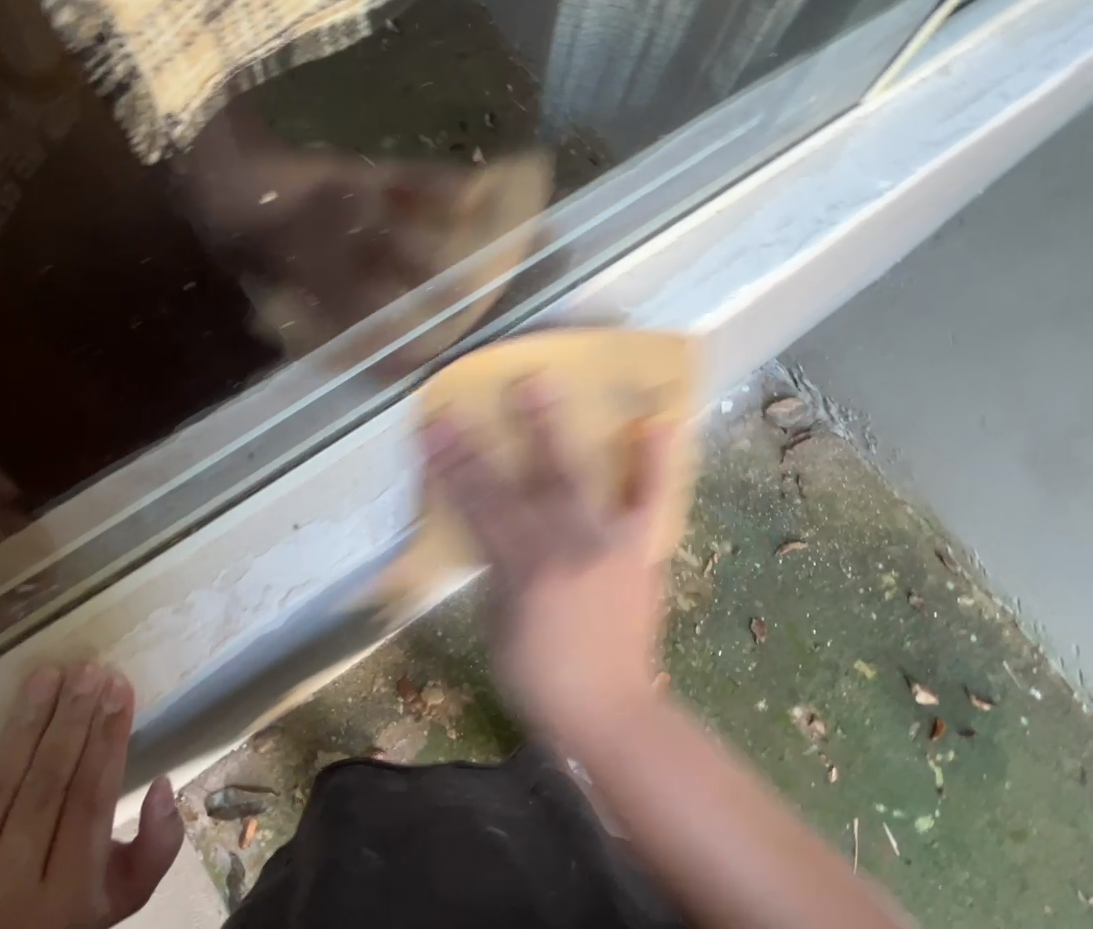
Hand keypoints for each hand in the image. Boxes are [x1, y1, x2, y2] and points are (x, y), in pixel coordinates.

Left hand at [0, 662, 182, 928]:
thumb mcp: (109, 910)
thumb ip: (150, 854)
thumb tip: (162, 786)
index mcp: (65, 903)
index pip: (90, 801)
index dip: (108, 739)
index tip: (120, 688)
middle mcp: (7, 894)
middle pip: (46, 786)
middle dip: (73, 719)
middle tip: (90, 669)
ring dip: (24, 725)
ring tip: (47, 676)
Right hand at [422, 377, 673, 741]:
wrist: (610, 712)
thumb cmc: (539, 678)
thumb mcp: (497, 624)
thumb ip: (497, 569)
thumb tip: (497, 529)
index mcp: (521, 571)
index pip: (478, 505)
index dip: (452, 463)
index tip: (433, 423)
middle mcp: (563, 548)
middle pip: (523, 482)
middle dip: (499, 434)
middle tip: (488, 386)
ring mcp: (607, 545)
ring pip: (576, 478)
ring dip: (558, 428)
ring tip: (546, 381)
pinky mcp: (640, 552)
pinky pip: (650, 502)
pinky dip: (655, 461)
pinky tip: (659, 420)